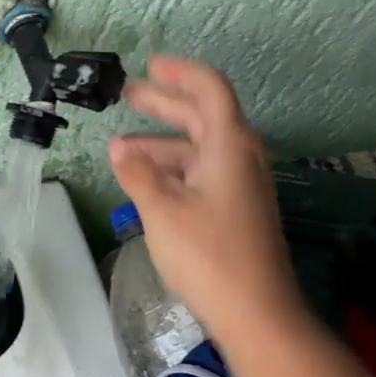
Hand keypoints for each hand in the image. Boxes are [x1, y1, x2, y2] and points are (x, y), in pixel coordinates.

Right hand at [110, 56, 305, 337]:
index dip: (180, 74)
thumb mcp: (162, 211)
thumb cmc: (208, 254)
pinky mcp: (239, 210)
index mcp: (229, 146)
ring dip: (163, 144)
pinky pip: (204, 173)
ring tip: (123, 151)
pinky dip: (176, 168)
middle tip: (128, 96)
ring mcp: (243, 185)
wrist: (256, 311)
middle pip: (204, 116)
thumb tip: (119, 148)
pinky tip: (149, 183)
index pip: (209, 90)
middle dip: (165, 104)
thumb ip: (138, 174)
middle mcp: (242, 157)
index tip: (151, 66)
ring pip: (201, 149)